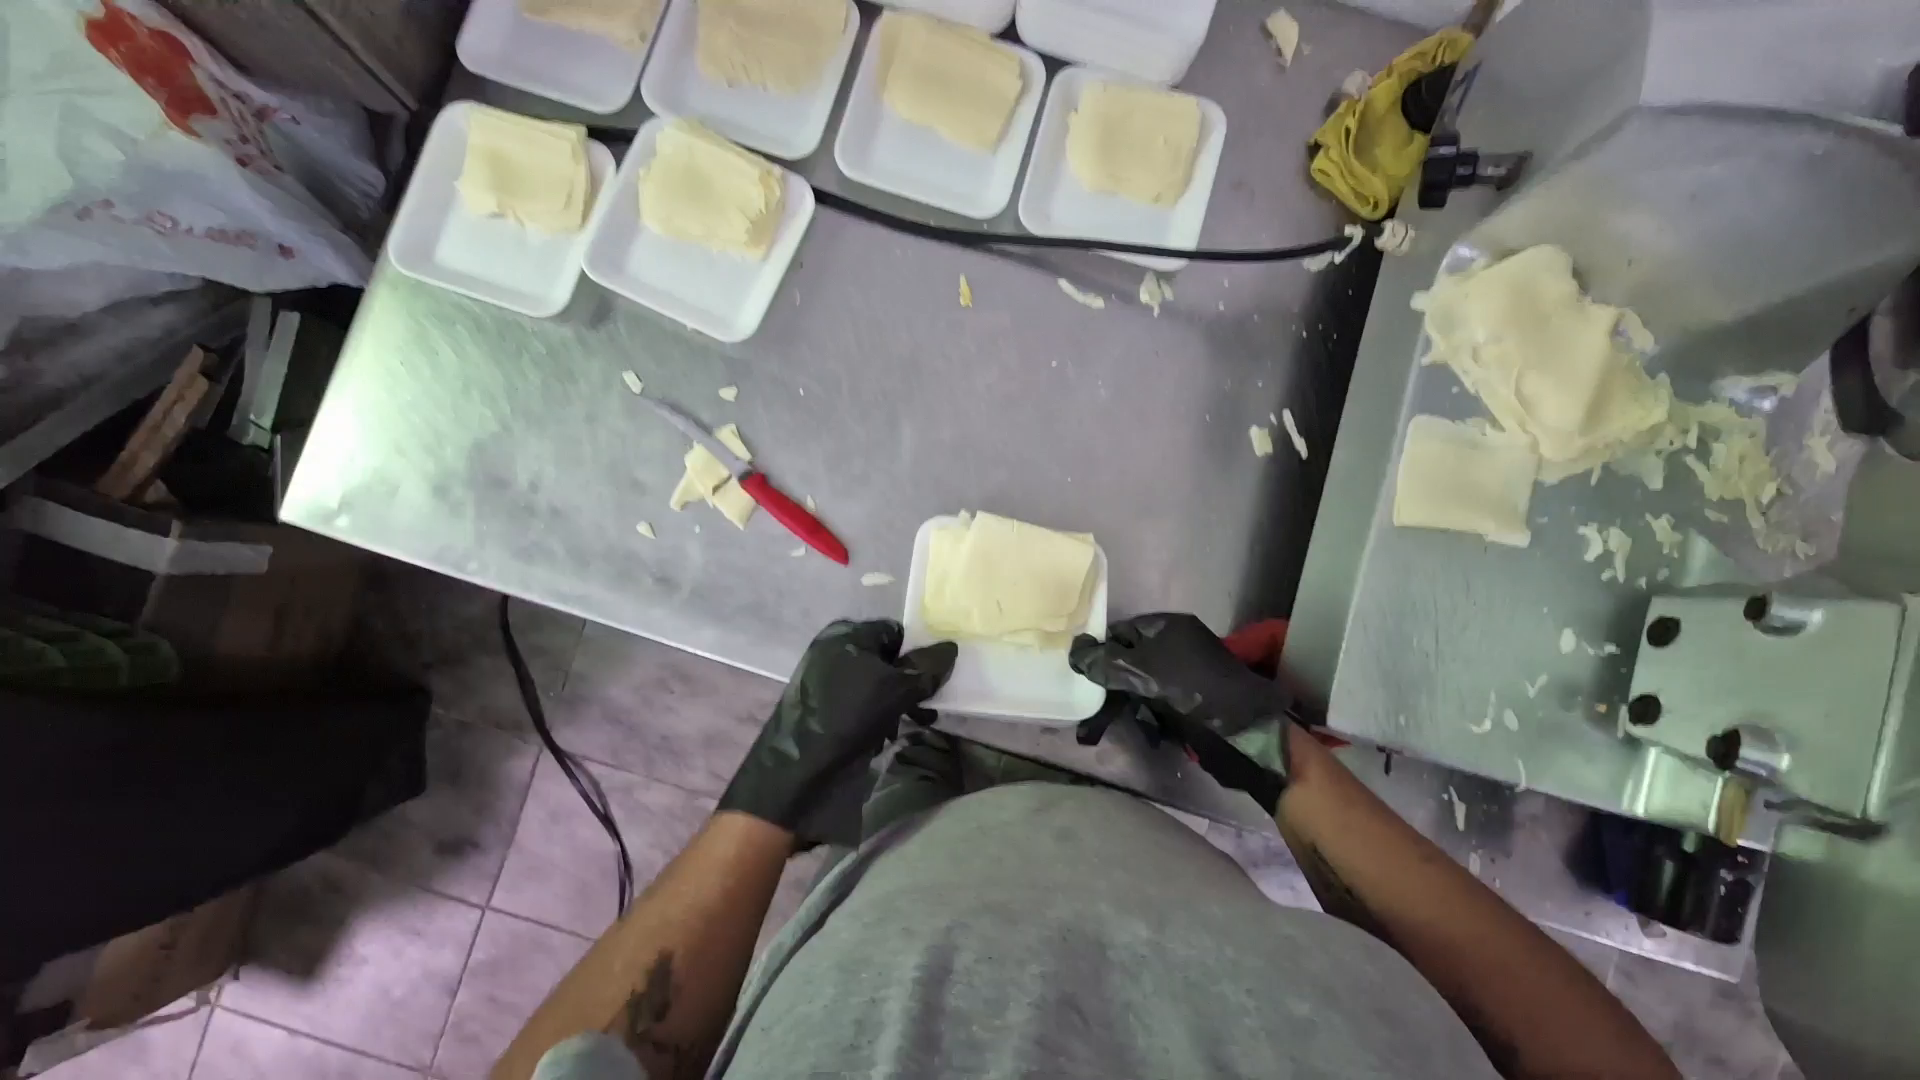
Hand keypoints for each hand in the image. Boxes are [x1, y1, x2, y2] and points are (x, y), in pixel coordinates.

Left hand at [718, 619, 956, 832]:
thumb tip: (950, 648)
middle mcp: (833, 649)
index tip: (936, 678)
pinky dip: (878, 714)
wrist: (798, 771)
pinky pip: (860, 701)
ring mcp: (824, 678)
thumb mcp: (896, 690)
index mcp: (847, 634)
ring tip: (916, 723)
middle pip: (887, 658)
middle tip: (928, 706)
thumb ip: (927, 669)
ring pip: (876, 682)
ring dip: (899, 701)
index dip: (918, 653)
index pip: (896, 632)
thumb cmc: (849, 718)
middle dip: (911, 681)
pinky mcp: (821, 706)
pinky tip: (889, 734)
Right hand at [1068, 613, 1295, 736]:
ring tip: (1096, 731)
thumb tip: (1075, 652)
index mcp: (1166, 626)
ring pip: (1139, 685)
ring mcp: (1183, 674)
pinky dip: (1143, 717)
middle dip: (1107, 684)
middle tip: (1089, 707)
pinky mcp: (1189, 701)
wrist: (1243, 727)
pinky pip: (1155, 704)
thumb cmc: (1191, 687)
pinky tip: (1137, 732)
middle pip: (1129, 659)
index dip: (1101, 650)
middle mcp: (1175, 645)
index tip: (1082, 674)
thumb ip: (1105, 662)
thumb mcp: (1141, 671)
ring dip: (1120, 706)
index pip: (1121, 631)